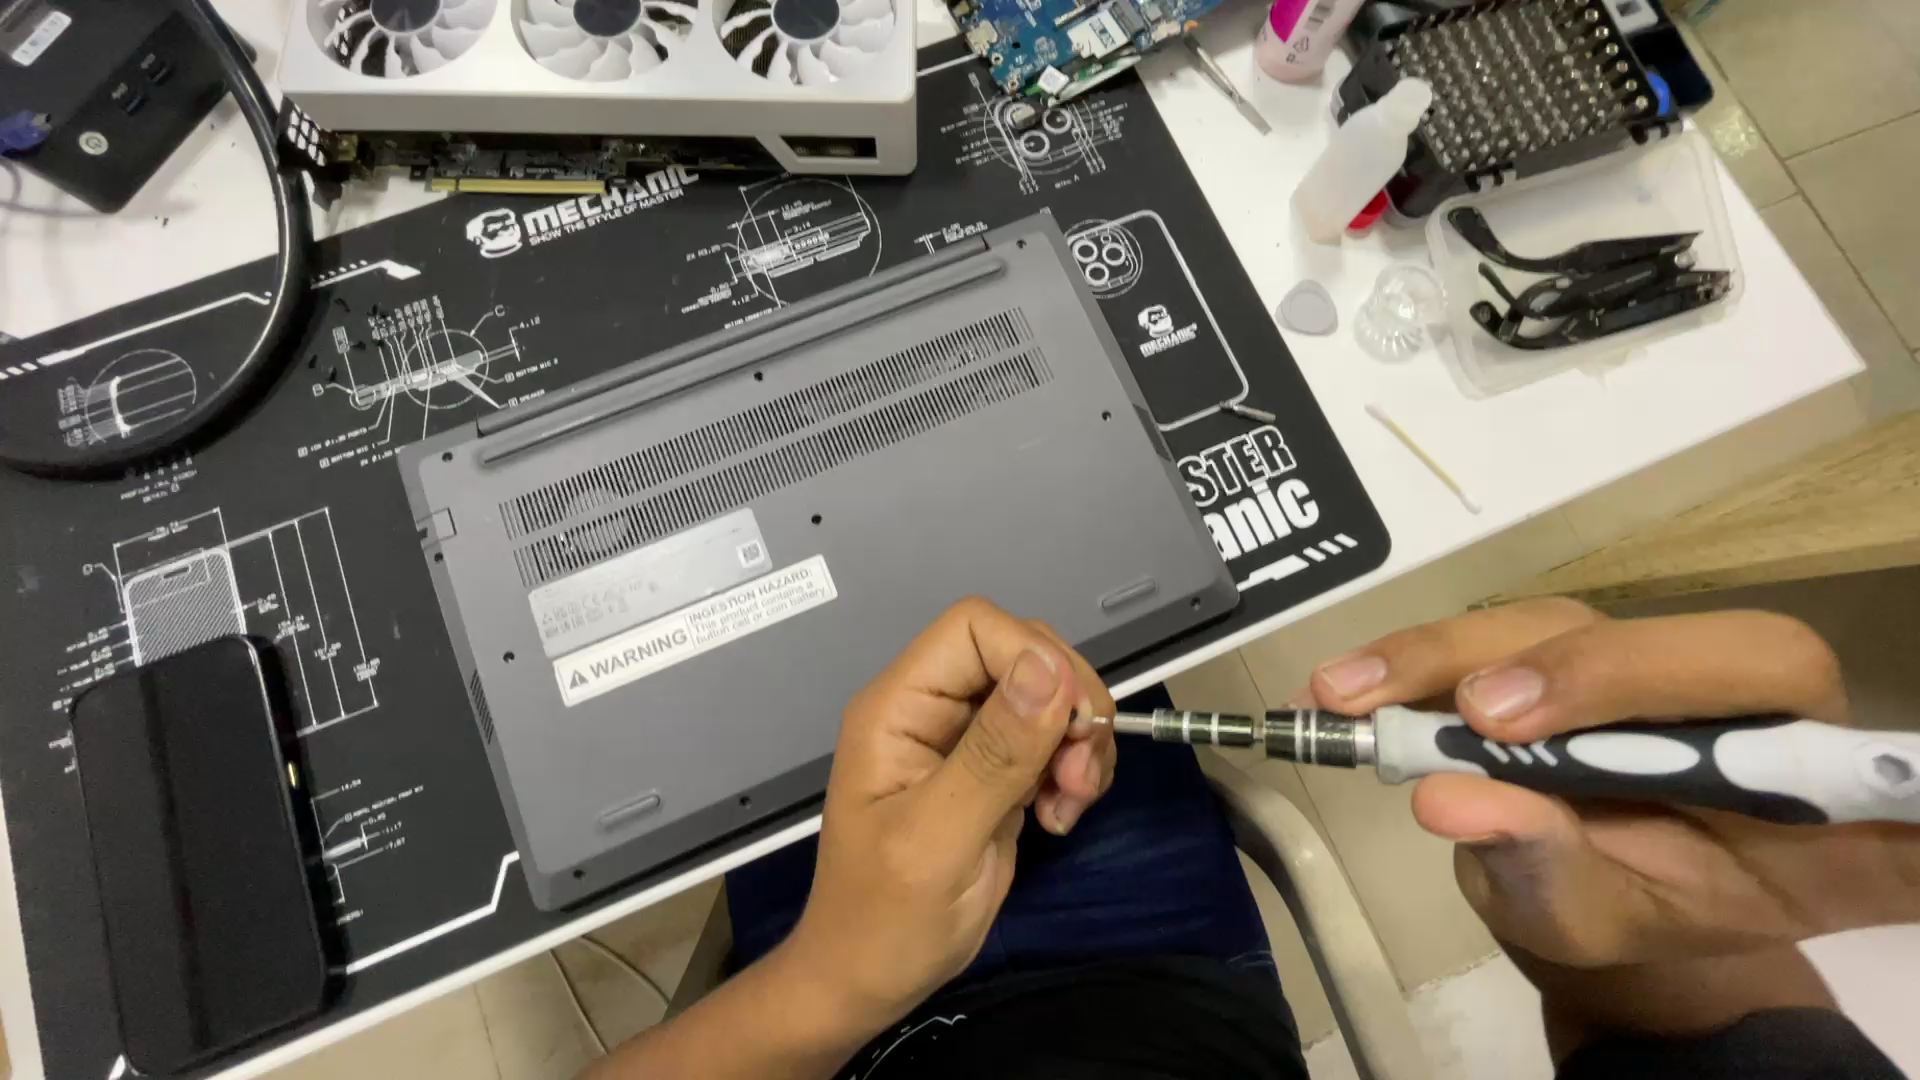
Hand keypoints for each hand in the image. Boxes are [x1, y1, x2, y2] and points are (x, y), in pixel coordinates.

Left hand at [783, 598, 1116, 1028]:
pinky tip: (1061, 815)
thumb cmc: (885, 919)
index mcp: (899, 705)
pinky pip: (1053, 737)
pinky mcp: (995, 768)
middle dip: (1067, 702)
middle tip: (1079, 772)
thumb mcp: (938, 840)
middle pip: (1022, 652)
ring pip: (1048, 693)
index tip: (1072, 721)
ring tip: (1071, 802)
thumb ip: (993, 755)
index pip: (974, 628)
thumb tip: (1047, 670)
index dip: (1031, 655)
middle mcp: (933, 706)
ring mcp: (966, 736)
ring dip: (1079, 741)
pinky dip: (1075, 768)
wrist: (871, 980)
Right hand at [1307, 599, 1919, 968]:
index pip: (1770, 676)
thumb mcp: (1584, 922)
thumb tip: (1443, 801)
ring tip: (1339, 696)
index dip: (1647, 677)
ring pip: (1536, 622)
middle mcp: (1719, 699)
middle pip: (1647, 634)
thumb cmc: (1614, 927)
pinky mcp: (1538, 653)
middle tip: (1448, 713)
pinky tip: (1333, 692)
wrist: (1578, 895)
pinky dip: (1394, 664)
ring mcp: (1622, 665)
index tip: (1514, 724)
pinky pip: (1470, 638)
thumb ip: (1543, 869)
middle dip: (1538, 665)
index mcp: (1797, 780)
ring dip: (1430, 655)